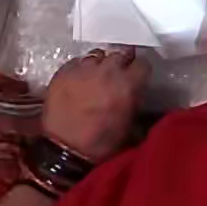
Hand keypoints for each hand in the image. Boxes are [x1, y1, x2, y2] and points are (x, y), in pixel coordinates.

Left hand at [42, 47, 149, 161]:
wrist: (66, 150)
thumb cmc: (102, 143)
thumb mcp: (130, 125)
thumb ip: (136, 102)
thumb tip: (138, 94)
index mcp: (127, 84)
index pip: (142, 63)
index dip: (140, 71)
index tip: (137, 77)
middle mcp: (107, 70)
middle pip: (120, 54)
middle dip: (120, 63)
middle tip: (116, 76)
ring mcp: (84, 69)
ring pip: (97, 55)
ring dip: (100, 64)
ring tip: (96, 76)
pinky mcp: (63, 71)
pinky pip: (76, 62)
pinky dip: (80, 69)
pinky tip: (78, 81)